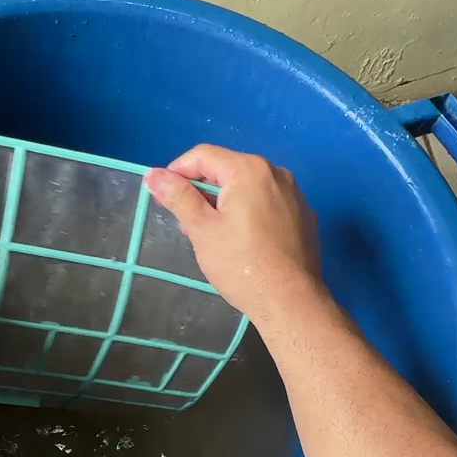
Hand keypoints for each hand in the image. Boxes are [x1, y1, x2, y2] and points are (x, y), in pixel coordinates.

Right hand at [144, 145, 326, 327]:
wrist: (291, 301)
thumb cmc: (242, 265)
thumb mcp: (202, 230)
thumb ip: (178, 197)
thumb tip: (153, 175)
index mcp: (248, 170)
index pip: (203, 155)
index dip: (177, 171)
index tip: (164, 196)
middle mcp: (276, 173)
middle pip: (227, 169)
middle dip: (202, 190)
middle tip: (186, 222)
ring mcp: (294, 194)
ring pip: (248, 187)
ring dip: (224, 202)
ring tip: (212, 235)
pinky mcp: (303, 215)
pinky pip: (268, 203)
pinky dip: (249, 213)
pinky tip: (243, 242)